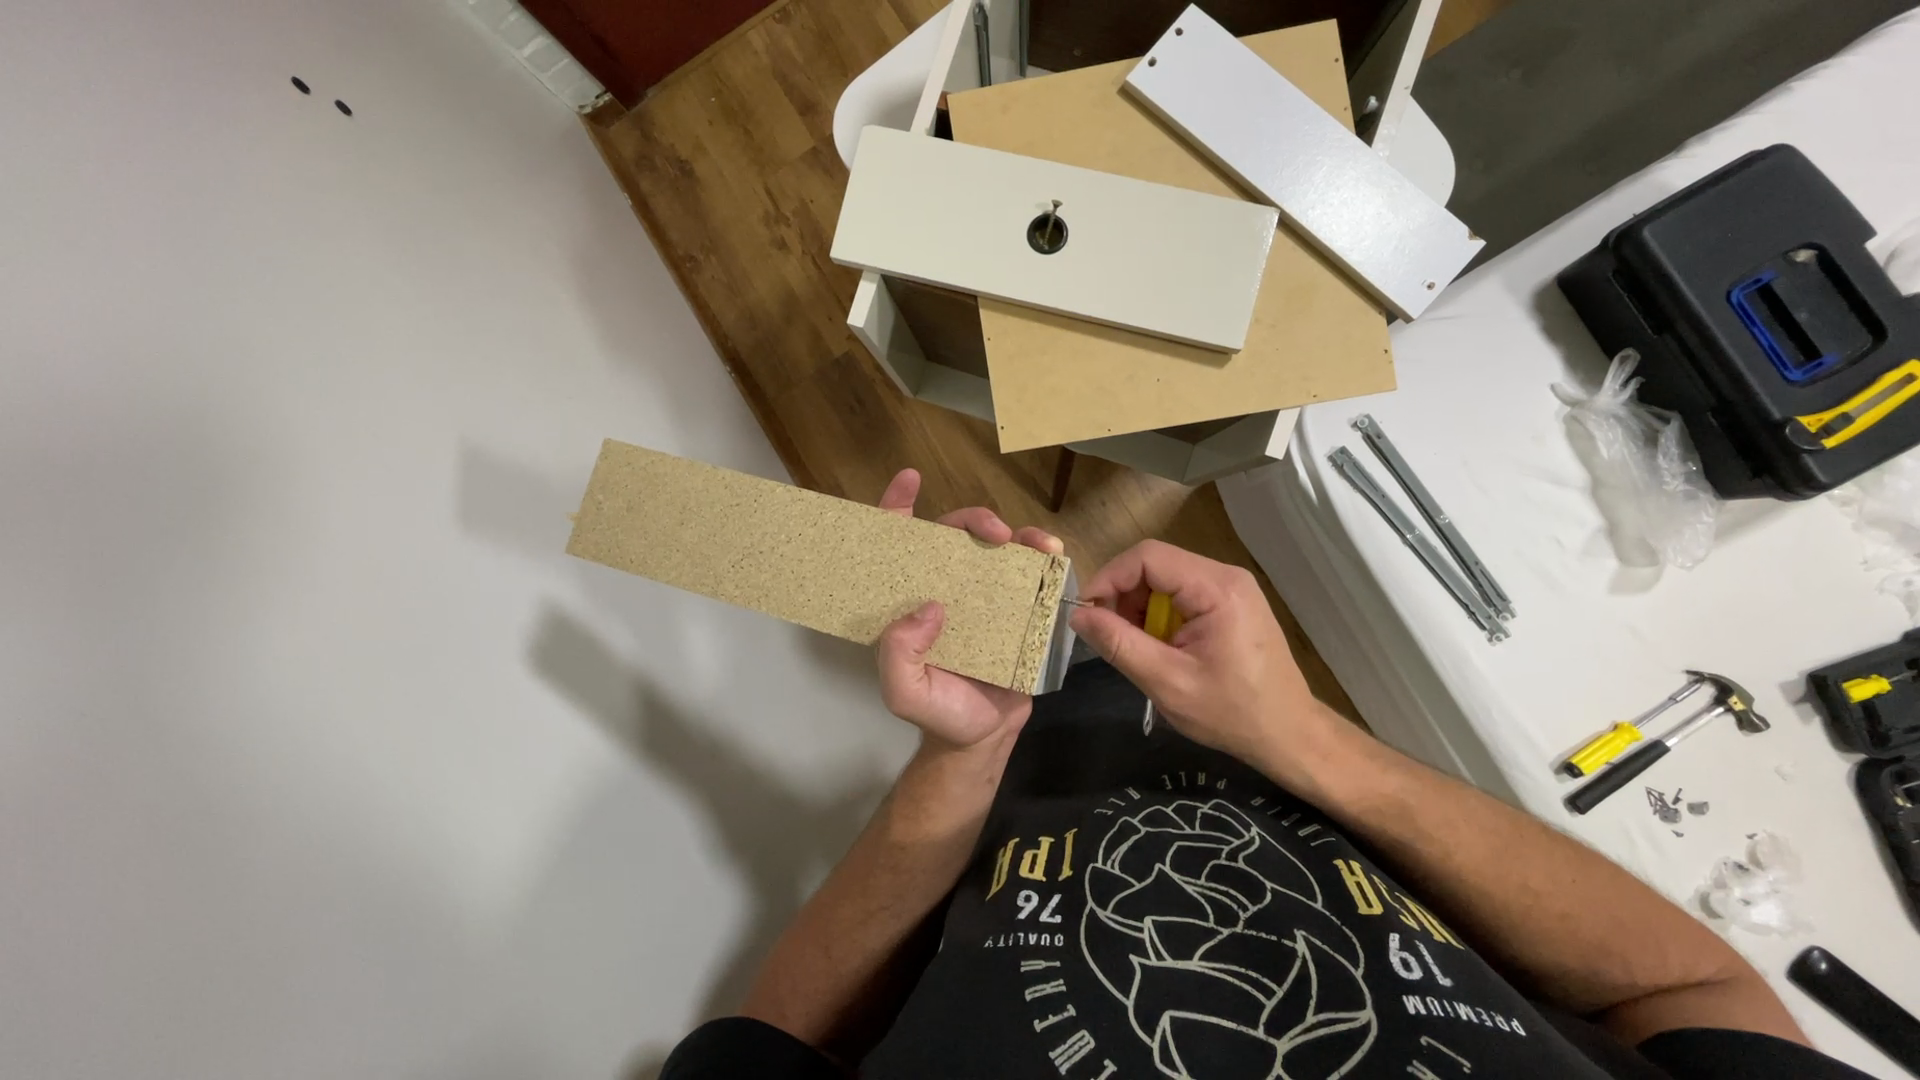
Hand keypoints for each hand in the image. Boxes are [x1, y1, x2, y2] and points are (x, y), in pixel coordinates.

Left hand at [872, 469, 1063, 753]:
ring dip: (1016, 532)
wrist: (985, 738)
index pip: (897, 545)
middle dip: (973, 518)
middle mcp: (945, 588)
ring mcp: (983, 595)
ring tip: (1036, 543)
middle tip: (995, 530)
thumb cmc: (939, 712)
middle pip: (953, 534)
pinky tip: (1053, 555)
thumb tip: (928, 609)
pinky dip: (1042, 555)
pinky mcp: (1017, 607)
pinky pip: (1029, 572)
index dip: (898, 508)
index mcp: (910, 601)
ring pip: (995, 546)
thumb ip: (898, 655)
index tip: (909, 482)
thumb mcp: (904, 692)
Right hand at [1069, 541, 1345, 785]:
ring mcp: (1232, 587)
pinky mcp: (1231, 602)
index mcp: (1217, 589)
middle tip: (1109, 635)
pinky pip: (1181, 592)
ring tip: (1136, 646)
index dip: (1108, 577)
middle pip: (1155, 564)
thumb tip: (1077, 615)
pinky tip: (1160, 647)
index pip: (1148, 557)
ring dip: (1139, 607)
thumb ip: (1119, 644)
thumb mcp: (1167, 682)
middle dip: (1123, 595)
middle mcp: (1227, 576)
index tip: (1085, 612)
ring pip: (1165, 578)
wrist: (1288, 734)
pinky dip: (1159, 614)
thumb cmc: (1231, 712)